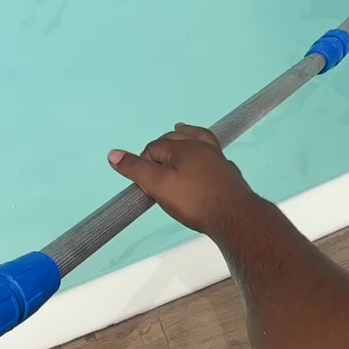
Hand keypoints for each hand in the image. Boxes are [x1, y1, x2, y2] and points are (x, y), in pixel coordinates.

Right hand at [108, 123, 264, 235]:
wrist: (236, 217)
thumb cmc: (195, 201)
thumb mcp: (159, 186)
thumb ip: (136, 169)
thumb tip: (113, 153)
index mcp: (183, 147)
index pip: (153, 147)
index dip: (144, 164)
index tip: (146, 184)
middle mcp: (201, 146)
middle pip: (175, 138)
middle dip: (162, 148)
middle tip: (155, 169)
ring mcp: (217, 158)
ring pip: (198, 138)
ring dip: (186, 135)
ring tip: (180, 131)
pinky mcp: (228, 171)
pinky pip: (212, 152)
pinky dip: (203, 149)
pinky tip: (205, 158)